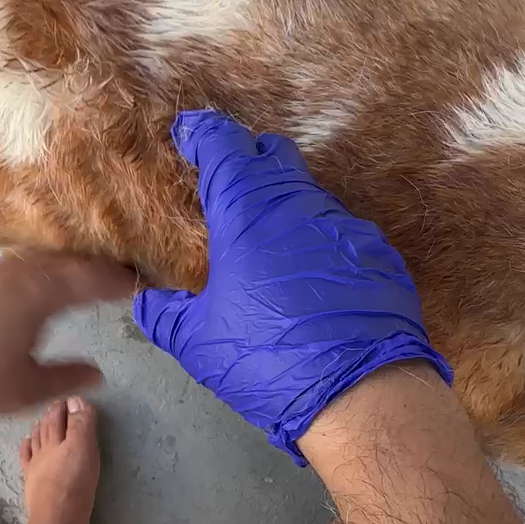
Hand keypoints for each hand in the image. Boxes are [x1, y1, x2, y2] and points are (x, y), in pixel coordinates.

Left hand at [0, 253, 134, 424]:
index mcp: (38, 293)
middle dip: (93, 269)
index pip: (90, 279)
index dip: (118, 281)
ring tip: (78, 279)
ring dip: (61, 268)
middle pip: (64, 262)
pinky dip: (33, 272)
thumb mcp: (23, 389)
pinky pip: (11, 267)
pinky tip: (28, 286)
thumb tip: (98, 374)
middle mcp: (14, 272)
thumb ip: (64, 378)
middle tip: (116, 276)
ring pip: (35, 262)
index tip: (140, 282)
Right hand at [134, 110, 451, 463]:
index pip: (225, 149)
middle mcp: (300, 208)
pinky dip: (314, 242)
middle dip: (247, 157)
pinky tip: (307, 279)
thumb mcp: (198, 343)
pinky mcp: (376, 256)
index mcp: (249, 217)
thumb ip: (165, 316)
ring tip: (265, 239)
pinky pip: (338, 234)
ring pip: (308, 197)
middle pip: (273, 157)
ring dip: (282, 206)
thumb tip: (148, 303)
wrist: (357, 392)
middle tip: (226, 179)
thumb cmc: (264, 359)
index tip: (190, 131)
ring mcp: (345, 229)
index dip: (203, 134)